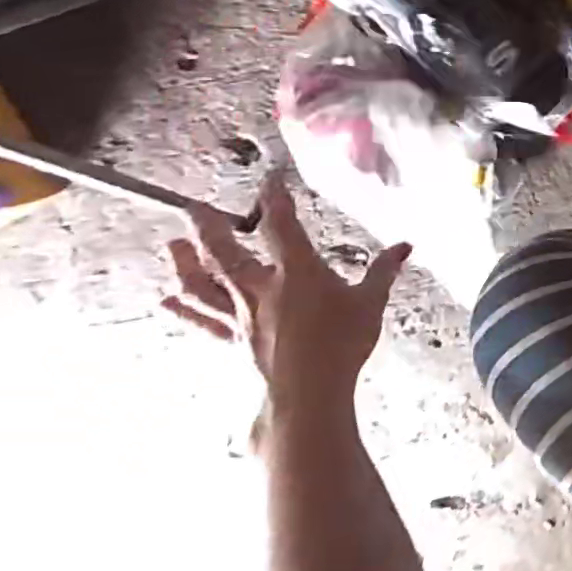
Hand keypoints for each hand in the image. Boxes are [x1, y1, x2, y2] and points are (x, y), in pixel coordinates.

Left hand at [161, 171, 409, 413]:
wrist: (306, 390)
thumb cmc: (342, 341)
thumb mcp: (371, 301)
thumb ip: (383, 270)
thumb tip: (404, 247)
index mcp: (297, 272)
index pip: (282, 227)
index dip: (275, 200)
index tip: (270, 180)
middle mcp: (259, 288)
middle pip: (224, 252)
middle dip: (208, 227)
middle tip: (193, 207)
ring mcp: (239, 314)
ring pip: (201, 283)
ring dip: (184, 262)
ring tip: (172, 244)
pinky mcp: (230, 338)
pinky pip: (200, 318)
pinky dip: (181, 307)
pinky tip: (167, 299)